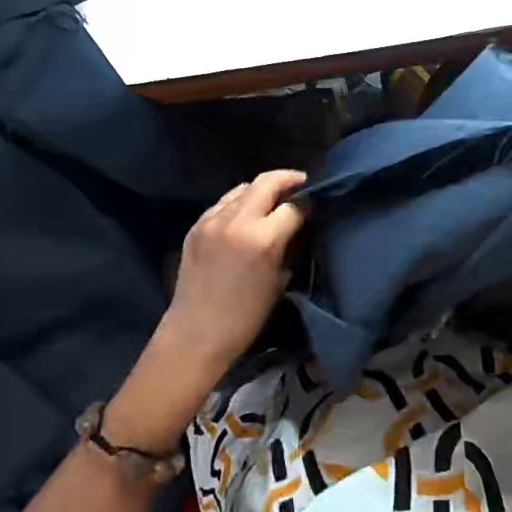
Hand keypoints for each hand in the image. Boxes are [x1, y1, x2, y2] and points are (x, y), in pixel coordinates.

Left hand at [158, 170, 308, 371]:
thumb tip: (297, 225)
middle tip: (300, 183)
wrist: (196, 332)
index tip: (315, 205)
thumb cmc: (246, 316)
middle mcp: (237, 221)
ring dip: (261, 189)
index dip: (307, 204)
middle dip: (287, 179)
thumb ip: (289, 246)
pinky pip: (223, 203)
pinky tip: (245, 214)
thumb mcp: (279, 280)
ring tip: (272, 198)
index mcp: (263, 239)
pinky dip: (239, 202)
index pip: (293, 207)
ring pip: (243, 188)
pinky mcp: (196, 225)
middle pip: (267, 182)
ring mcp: (213, 220)